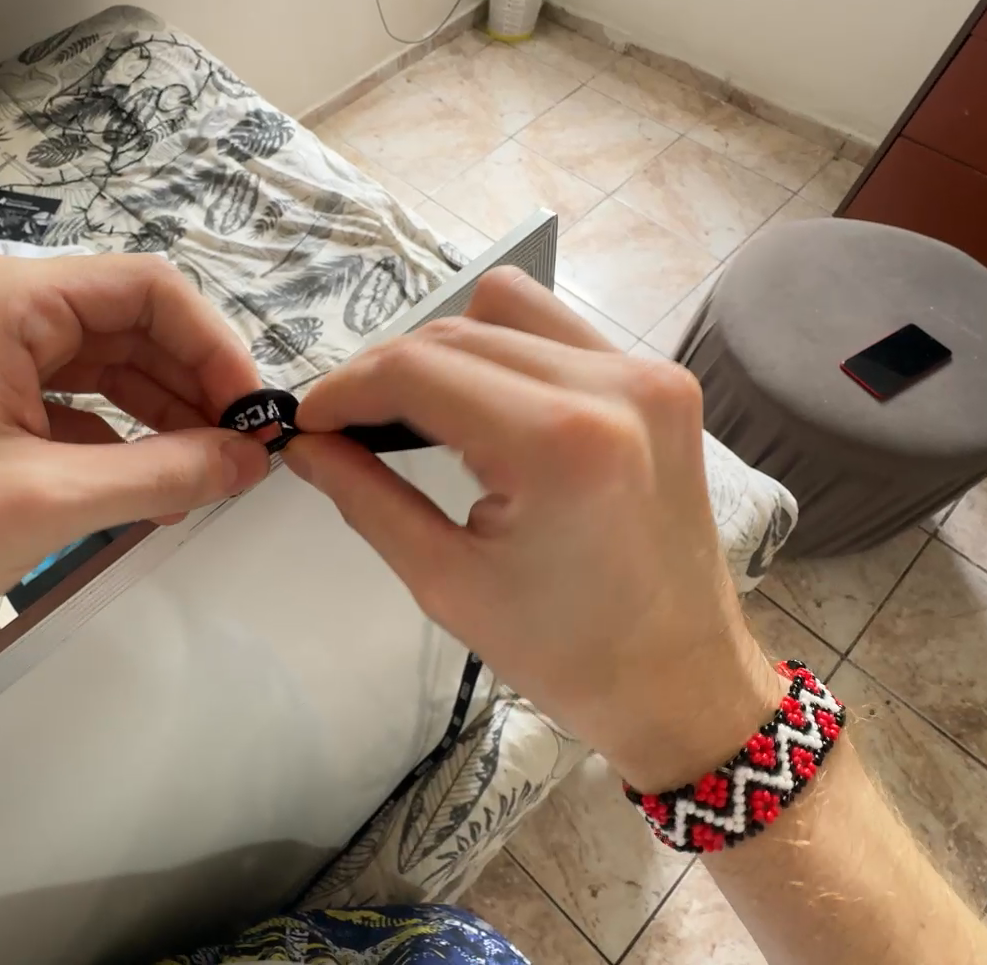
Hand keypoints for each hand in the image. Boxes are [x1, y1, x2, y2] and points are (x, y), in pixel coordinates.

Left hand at [0, 252, 271, 692]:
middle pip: (131, 323)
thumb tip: (253, 460)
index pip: (148, 289)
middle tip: (242, 450)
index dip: (215, 346)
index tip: (253, 415)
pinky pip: (73, 401)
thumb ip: (163, 474)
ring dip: (163, 413)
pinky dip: (120, 436)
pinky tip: (153, 481)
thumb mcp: (43, 503)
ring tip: (208, 472)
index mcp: (4, 300)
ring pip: (107, 363)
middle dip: (194, 384)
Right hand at [284, 269, 782, 791]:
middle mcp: (612, 382)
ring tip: (417, 410)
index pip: (417, 369)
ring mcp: (645, 371)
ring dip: (441, 347)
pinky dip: (499, 349)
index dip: (346, 387)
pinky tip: (482, 402)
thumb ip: (364, 496)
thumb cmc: (563, 654)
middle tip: (348, 426)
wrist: (682, 681)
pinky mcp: (659, 378)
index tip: (307, 420)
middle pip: (456, 329)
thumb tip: (304, 443)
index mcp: (559, 443)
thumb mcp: (444, 582)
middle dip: (384, 370)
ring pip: (505, 305)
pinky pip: (553, 328)